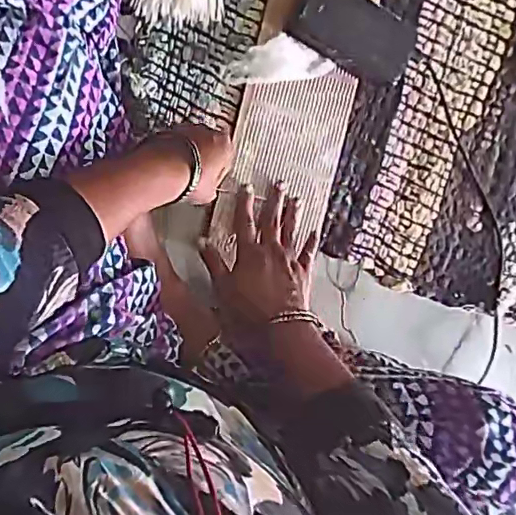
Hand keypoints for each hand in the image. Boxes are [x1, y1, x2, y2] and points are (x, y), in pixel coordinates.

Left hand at [166, 123, 233, 204]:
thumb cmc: (190, 177)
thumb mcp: (208, 194)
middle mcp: (208, 132)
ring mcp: (187, 128)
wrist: (165, 169)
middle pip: (208, 147)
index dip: (217, 174)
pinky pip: (173, 143)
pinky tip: (167, 168)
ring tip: (178, 175)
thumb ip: (212, 189)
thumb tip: (208, 193)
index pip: (226, 160)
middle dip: (201, 160)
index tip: (209, 183)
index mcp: (226, 144)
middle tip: (193, 178)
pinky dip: (171, 152)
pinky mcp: (168, 130)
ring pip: (190, 143)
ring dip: (186, 155)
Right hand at [200, 182, 318, 329]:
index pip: (244, 222)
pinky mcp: (303, 274)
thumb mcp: (222, 288)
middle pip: (272, 221)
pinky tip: (314, 231)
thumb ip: (213, 262)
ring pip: (292, 232)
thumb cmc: (247, 312)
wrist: (279, 330)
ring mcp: (289, 262)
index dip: (244, 204)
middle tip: (278, 184)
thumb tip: (202, 242)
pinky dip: (311, 241)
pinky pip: (308, 253)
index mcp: (249, 254)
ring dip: (293, 214)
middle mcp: (271, 252)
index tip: (246, 187)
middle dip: (273, 201)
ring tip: (296, 199)